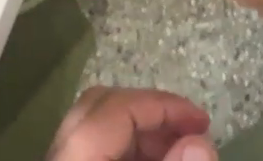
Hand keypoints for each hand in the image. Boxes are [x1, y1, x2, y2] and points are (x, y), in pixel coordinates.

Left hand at [50, 86, 214, 160]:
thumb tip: (202, 142)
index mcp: (74, 155)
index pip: (116, 108)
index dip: (162, 106)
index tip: (202, 120)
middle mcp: (59, 152)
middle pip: (99, 107)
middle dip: (150, 112)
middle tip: (193, 131)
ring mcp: (60, 159)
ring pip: (95, 128)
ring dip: (141, 131)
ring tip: (182, 148)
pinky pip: (92, 149)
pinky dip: (127, 150)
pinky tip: (157, 159)